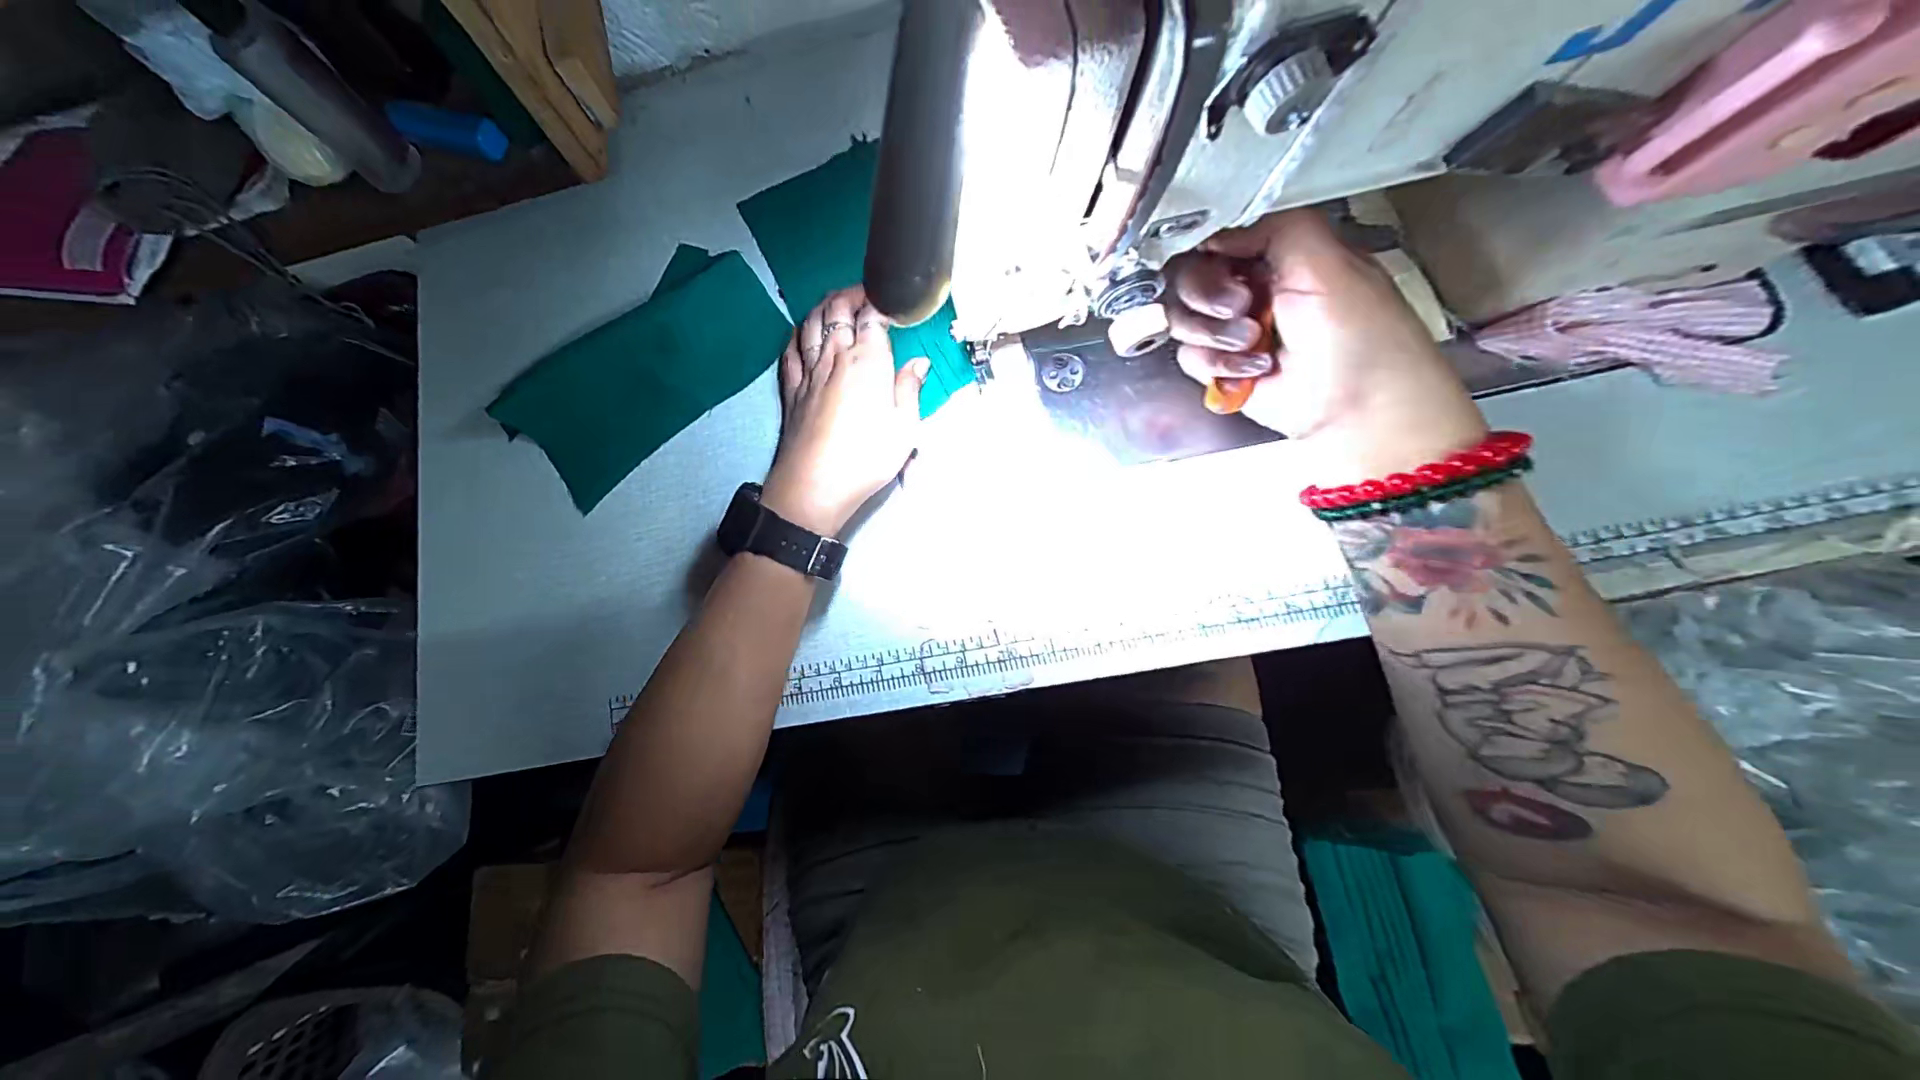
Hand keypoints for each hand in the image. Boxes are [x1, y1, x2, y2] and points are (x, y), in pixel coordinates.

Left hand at [762, 286, 928, 535]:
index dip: (882, 303)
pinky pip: (791, 351)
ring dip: (824, 306)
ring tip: (836, 303)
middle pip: (838, 310)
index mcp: (868, 361)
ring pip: (811, 323)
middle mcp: (835, 357)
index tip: (893, 304)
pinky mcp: (792, 389)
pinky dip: (798, 334)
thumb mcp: (905, 428)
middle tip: (866, 294)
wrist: (815, 484)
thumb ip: (910, 389)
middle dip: (852, 295)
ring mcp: (809, 372)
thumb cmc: (865, 458)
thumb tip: (918, 363)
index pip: (873, 316)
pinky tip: (802, 332)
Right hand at [1164, 208, 1487, 484]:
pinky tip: (1252, 368)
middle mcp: (1251, 292)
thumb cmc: (1361, 338)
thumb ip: (1275, 229)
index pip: (1215, 240)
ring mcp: (1234, 333)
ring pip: (1183, 320)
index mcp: (1277, 257)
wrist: (1358, 405)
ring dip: (1214, 333)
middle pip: (1187, 279)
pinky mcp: (1224, 370)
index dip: (1209, 253)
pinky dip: (1215, 364)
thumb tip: (1218, 236)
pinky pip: (1189, 358)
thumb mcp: (1328, 260)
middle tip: (1240, 306)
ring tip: (1253, 342)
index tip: (1224, 266)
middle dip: (1207, 294)